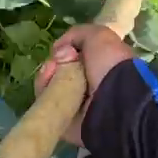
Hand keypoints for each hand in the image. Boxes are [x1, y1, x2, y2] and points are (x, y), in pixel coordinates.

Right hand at [35, 24, 135, 146]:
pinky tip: (50, 88)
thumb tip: (60, 51)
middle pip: (58, 72)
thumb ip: (78, 35)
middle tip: (56, 64)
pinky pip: (45, 104)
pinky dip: (43, 93)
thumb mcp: (99, 37)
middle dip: (53, 64)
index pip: (74, 59)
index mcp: (100, 69)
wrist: (114, 100)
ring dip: (46, 76)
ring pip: (49, 87)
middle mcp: (88, 87)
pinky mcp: (64, 122)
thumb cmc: (110, 65)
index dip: (65, 52)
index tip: (64, 51)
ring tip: (52, 74)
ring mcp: (75, 105)